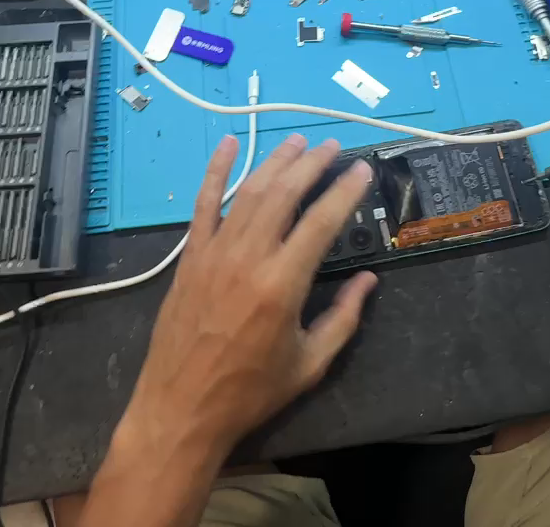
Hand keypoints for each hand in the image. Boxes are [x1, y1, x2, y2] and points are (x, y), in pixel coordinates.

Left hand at [117, 133, 377, 461]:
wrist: (181, 408)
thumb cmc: (250, 391)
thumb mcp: (309, 365)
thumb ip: (344, 319)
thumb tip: (368, 281)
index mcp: (282, 284)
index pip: (320, 222)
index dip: (344, 191)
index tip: (361, 170)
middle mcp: (249, 257)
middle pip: (284, 194)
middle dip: (311, 164)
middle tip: (332, 146)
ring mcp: (215, 251)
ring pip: (250, 192)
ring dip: (276, 161)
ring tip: (298, 142)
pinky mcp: (191, 254)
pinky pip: (205, 203)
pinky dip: (217, 171)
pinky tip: (228, 144)